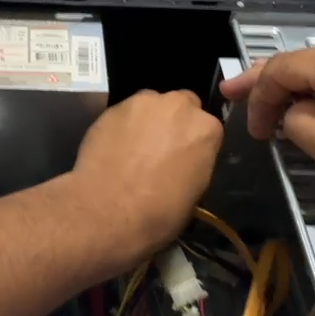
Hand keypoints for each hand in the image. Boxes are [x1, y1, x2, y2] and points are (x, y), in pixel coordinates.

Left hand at [66, 90, 222, 263]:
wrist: (108, 210)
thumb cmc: (160, 212)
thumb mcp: (194, 191)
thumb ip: (194, 161)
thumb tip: (182, 159)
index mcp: (205, 128)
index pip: (206, 126)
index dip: (194, 142)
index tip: (184, 156)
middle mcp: (176, 106)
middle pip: (179, 105)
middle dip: (172, 122)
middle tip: (159, 148)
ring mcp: (141, 103)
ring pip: (149, 105)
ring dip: (146, 120)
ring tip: (133, 148)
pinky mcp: (111, 108)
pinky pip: (123, 114)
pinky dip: (121, 126)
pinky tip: (112, 149)